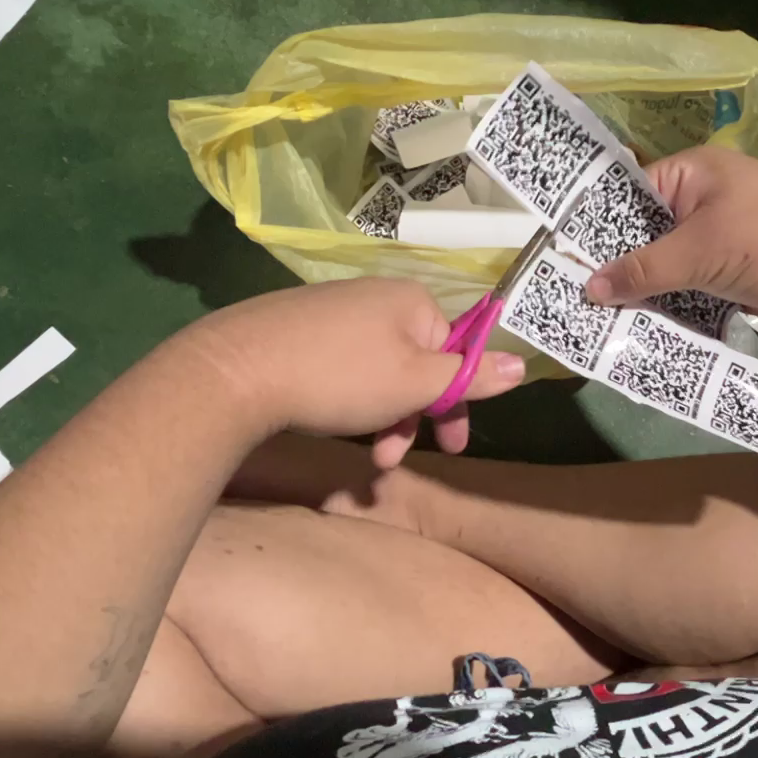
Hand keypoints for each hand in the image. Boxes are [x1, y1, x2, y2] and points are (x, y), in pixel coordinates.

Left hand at [184, 277, 523, 466]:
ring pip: (380, 369)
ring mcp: (333, 309)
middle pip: (417, 363)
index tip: (450, 447)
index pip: (456, 352)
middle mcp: (376, 296)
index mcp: (412, 302)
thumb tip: (525, 364)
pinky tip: (335, 422)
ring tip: (367, 456)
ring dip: (384, 417)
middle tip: (396, 460)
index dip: (457, 403)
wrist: (233, 372)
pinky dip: (352, 399)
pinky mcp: (298, 325)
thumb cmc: (340, 378)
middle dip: (415, 417)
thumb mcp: (415, 383)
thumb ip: (471, 377)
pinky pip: (345, 364)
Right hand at [583, 147, 757, 324]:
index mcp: (693, 172)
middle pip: (646, 230)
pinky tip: (641, 318)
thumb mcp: (698, 252)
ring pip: (666, 259)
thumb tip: (588, 289)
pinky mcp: (728, 264)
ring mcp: (718, 231)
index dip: (600, 225)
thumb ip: (643, 270)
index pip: (631, 194)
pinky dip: (669, 296)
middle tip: (580, 292)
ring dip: (644, 284)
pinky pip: (686, 279)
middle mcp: (702, 196)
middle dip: (621, 262)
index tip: (568, 257)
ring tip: (603, 312)